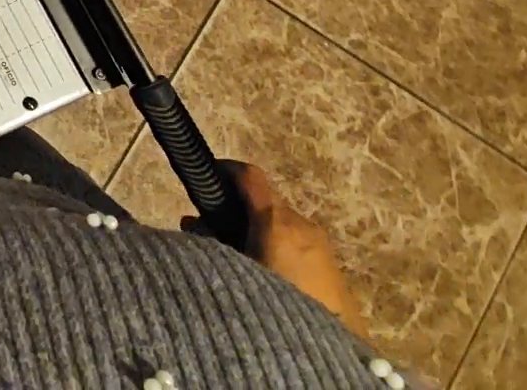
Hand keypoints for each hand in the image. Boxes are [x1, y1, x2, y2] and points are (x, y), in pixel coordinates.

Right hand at [187, 161, 368, 337]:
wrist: (332, 358)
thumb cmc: (276, 307)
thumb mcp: (233, 273)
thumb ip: (211, 243)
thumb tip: (192, 222)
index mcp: (277, 221)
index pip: (249, 175)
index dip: (225, 168)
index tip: (205, 174)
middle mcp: (303, 225)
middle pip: (263, 202)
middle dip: (235, 210)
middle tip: (210, 230)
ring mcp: (323, 248)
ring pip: (279, 225)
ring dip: (254, 231)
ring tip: (236, 257)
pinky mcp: (334, 269)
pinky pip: (296, 244)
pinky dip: (274, 247)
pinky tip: (263, 274)